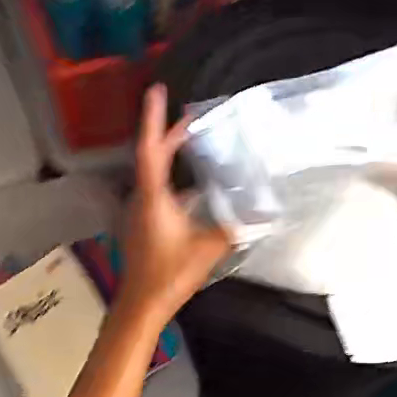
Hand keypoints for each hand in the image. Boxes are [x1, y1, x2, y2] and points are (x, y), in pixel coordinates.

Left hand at [116, 85, 230, 326]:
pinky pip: (155, 192)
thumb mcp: (208, 249)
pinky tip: (191, 189)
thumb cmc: (169, 275)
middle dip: (168, 134)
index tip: (157, 90)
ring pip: (152, 176)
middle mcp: (141, 200)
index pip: (150, 149)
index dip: (154, 119)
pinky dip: (170, 180)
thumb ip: (232, 228)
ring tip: (189, 144)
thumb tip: (257, 213)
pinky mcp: (141, 227)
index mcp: (153, 198)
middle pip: (150, 158)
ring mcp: (138, 214)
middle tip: (188, 117)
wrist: (141, 306)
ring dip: (168, 157)